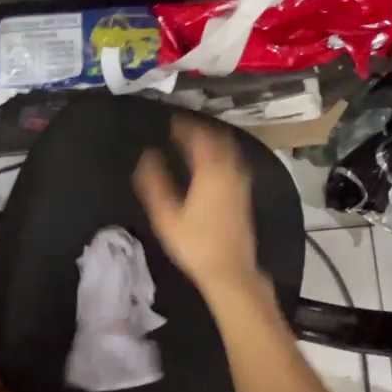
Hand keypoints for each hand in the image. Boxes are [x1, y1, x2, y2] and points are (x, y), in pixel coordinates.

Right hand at [133, 116, 261, 295]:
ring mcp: (241, 185)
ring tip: (197, 141)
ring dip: (214, 142)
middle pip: (220, 141)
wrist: (229, 270)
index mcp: (210, 173)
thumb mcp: (166, 216)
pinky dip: (222, 156)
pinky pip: (234, 164)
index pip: (200, 139)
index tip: (173, 120)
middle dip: (203, 131)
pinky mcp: (244, 196)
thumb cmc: (194, 244)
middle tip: (184, 128)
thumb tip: (146, 157)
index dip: (186, 127)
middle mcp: (230, 173)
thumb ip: (154, 184)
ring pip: (230, 152)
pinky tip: (213, 165)